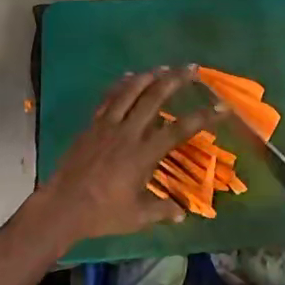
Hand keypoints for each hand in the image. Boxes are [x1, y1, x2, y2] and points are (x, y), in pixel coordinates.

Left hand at [37, 67, 220, 244]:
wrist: (62, 206)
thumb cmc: (102, 213)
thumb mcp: (137, 217)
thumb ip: (162, 211)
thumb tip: (182, 214)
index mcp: (143, 154)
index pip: (179, 130)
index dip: (203, 116)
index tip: (221, 106)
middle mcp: (128, 132)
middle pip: (154, 98)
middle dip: (175, 80)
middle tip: (192, 68)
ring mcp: (107, 125)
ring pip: (130, 92)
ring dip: (149, 76)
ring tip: (164, 67)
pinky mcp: (92, 125)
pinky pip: (109, 98)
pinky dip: (121, 85)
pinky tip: (129, 76)